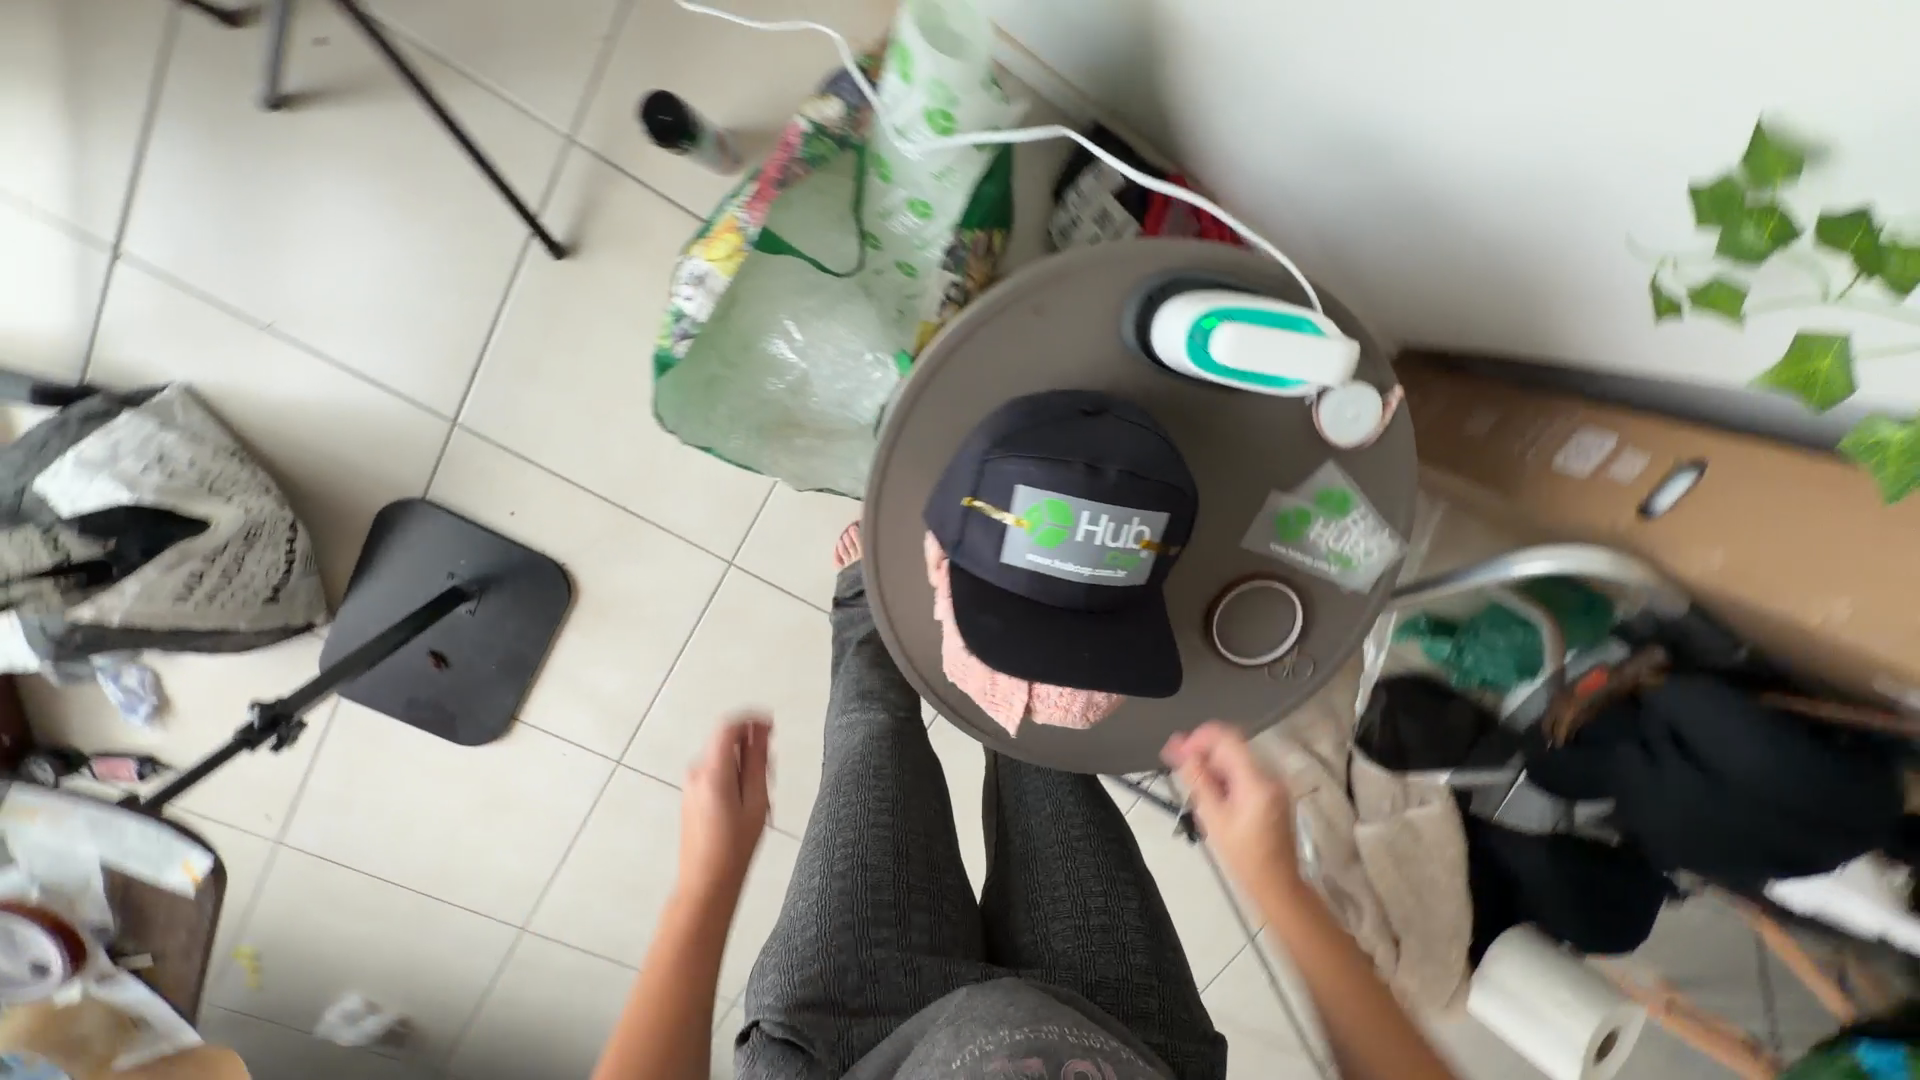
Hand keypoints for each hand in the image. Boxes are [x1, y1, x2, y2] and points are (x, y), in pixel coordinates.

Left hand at [679, 714, 771, 893]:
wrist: (706, 883)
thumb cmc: (734, 848)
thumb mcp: (756, 801)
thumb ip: (758, 762)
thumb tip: (761, 733)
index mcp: (712, 772)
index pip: (728, 727)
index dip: (752, 721)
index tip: (772, 727)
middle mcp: (696, 773)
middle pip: (727, 742)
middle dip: (752, 749)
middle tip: (770, 774)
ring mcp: (691, 785)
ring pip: (723, 758)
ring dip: (745, 766)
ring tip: (761, 797)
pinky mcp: (691, 796)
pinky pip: (716, 772)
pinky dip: (734, 777)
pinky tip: (747, 804)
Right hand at [1162, 722, 1300, 900]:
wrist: (1277, 885)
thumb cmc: (1243, 857)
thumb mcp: (1214, 818)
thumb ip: (1198, 780)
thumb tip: (1182, 750)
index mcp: (1256, 781)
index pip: (1227, 739)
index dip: (1199, 738)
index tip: (1178, 751)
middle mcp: (1269, 776)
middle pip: (1231, 748)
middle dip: (1203, 753)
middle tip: (1180, 768)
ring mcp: (1274, 784)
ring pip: (1236, 760)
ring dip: (1213, 766)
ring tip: (1195, 788)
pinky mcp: (1274, 794)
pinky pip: (1245, 773)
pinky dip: (1226, 777)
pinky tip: (1213, 796)